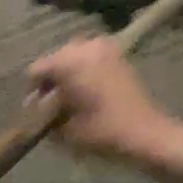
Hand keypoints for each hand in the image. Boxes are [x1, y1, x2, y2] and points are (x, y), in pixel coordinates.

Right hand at [28, 37, 182, 161]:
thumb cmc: (105, 132)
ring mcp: (105, 48)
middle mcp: (85, 47)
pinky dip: (86, 73)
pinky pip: (92, 59)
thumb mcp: (67, 131)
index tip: (35, 111)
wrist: (150, 135)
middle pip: (56, 61)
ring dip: (69, 76)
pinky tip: (89, 95)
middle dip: (52, 82)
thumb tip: (36, 108)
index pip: (37, 70)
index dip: (33, 91)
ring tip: (71, 101)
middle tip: (53, 107)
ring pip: (74, 58)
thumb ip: (45, 115)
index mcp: (69, 61)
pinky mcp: (120, 56)